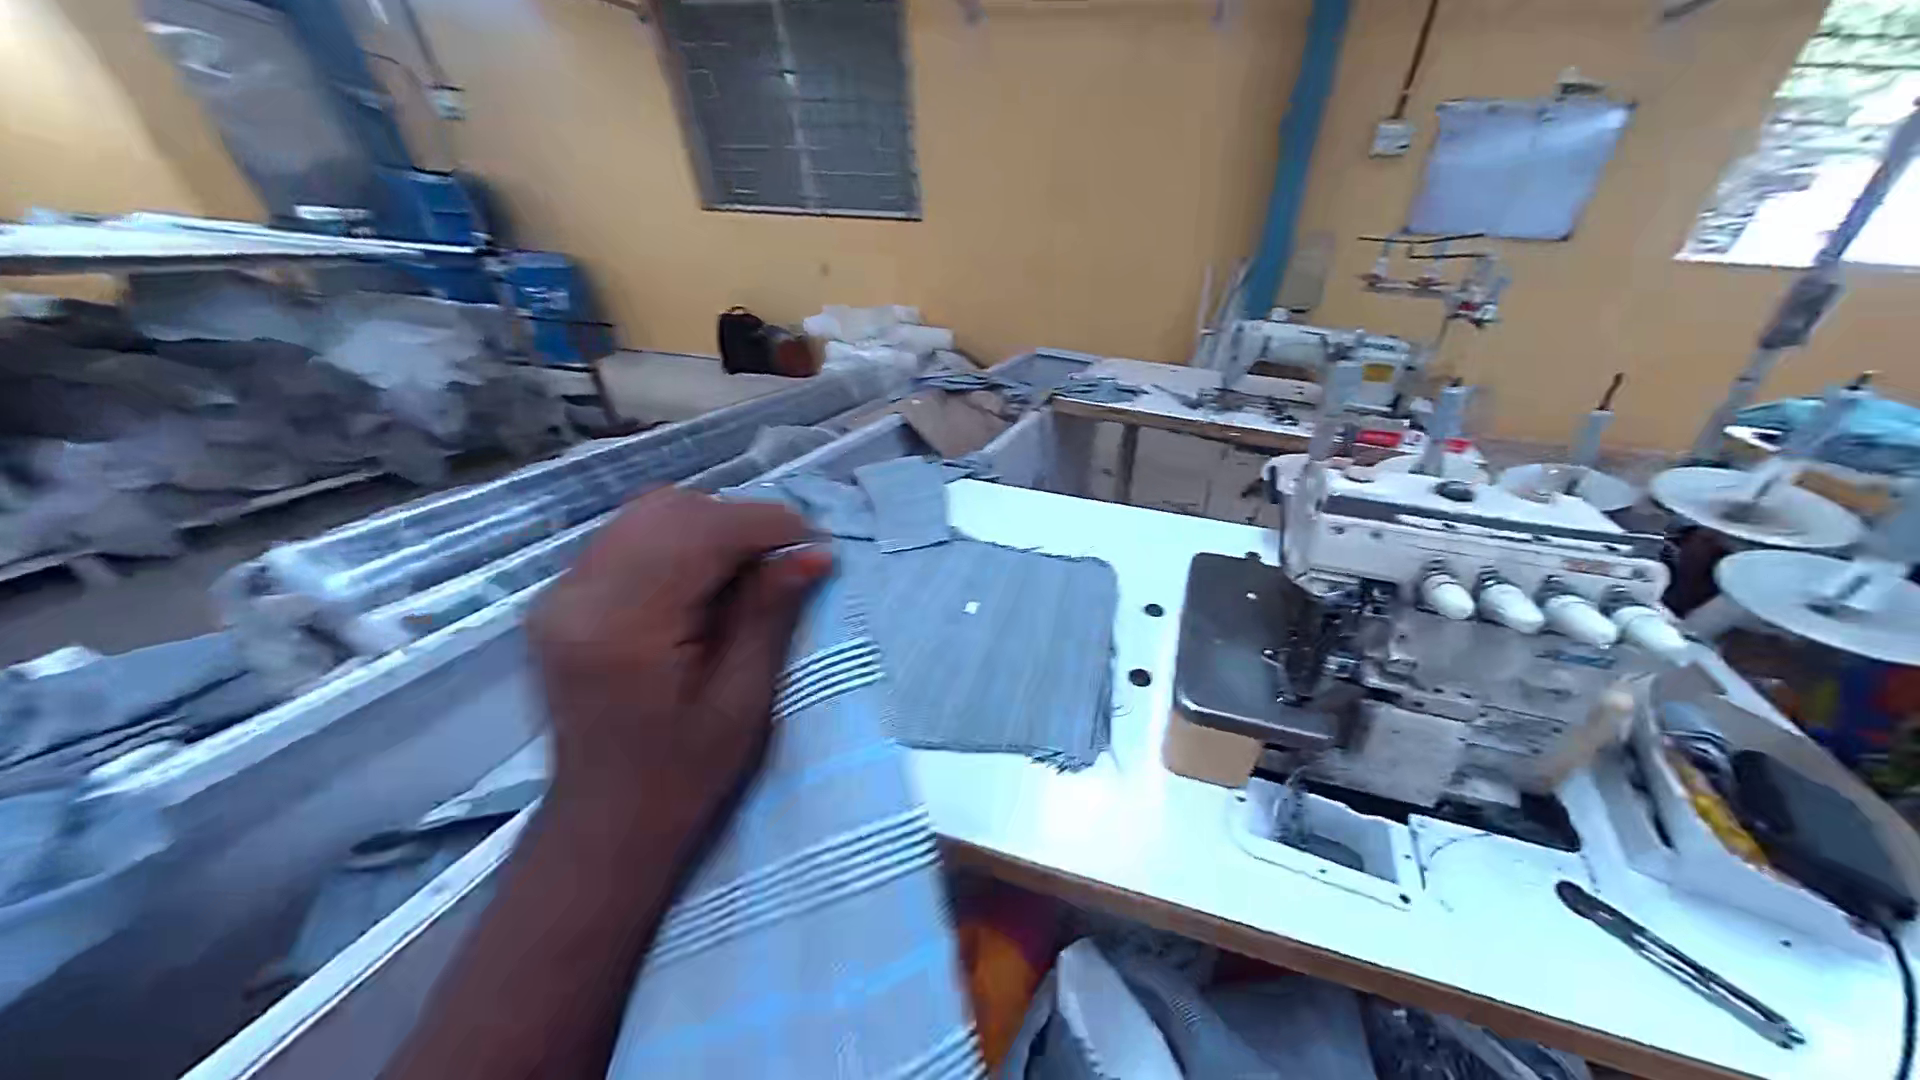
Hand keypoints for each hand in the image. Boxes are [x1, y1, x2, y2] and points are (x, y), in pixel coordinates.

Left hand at [527, 487, 831, 840]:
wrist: (606, 818)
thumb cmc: (685, 773)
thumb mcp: (743, 697)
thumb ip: (769, 613)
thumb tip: (814, 551)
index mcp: (622, 627)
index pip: (699, 533)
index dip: (765, 524)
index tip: (814, 542)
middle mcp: (578, 595)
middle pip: (668, 509)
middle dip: (739, 520)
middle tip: (784, 556)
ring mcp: (560, 592)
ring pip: (647, 513)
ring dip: (710, 525)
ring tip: (750, 564)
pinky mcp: (562, 595)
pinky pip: (629, 535)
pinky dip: (680, 538)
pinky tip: (708, 575)